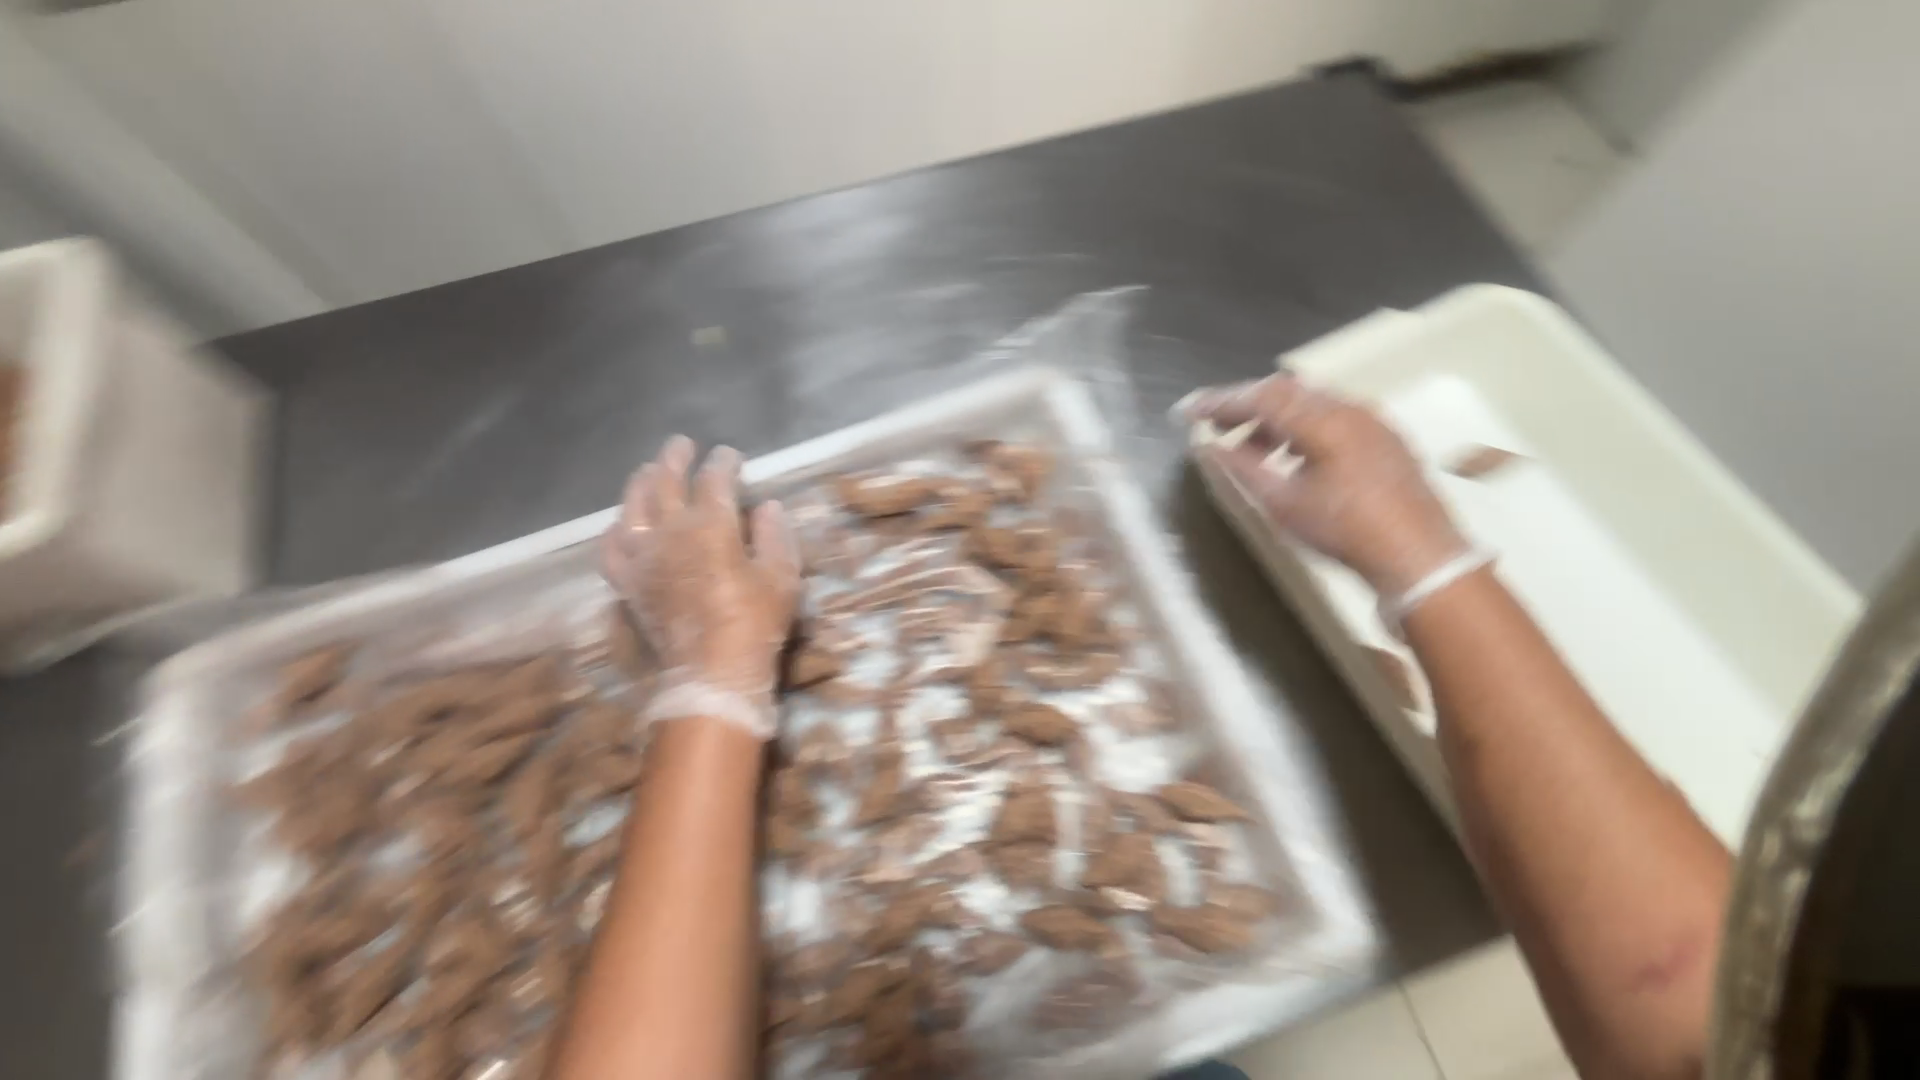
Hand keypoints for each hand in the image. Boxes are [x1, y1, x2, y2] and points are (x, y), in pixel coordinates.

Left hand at [600, 436, 801, 735]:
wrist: (713, 671)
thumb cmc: (755, 621)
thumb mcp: (781, 575)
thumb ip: (774, 535)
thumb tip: (767, 506)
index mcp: (711, 525)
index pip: (714, 479)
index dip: (722, 462)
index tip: (730, 455)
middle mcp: (671, 531)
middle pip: (665, 482)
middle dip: (674, 458)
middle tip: (681, 445)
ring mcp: (643, 556)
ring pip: (633, 507)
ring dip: (641, 483)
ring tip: (647, 470)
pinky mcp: (628, 583)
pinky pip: (611, 548)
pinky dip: (615, 530)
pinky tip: (621, 524)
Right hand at [1180, 376, 1468, 598]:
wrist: (1420, 556)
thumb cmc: (1344, 531)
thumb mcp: (1282, 503)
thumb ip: (1242, 469)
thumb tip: (1210, 447)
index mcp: (1322, 420)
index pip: (1260, 397)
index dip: (1220, 402)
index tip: (1188, 411)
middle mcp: (1349, 408)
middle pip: (1286, 392)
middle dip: (1246, 406)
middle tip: (1217, 426)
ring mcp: (1373, 420)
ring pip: (1312, 403)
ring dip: (1275, 419)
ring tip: (1251, 450)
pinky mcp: (1386, 438)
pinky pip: (1334, 417)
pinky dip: (1303, 428)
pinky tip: (1293, 458)